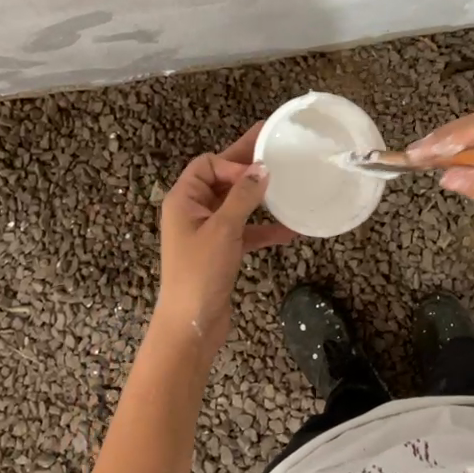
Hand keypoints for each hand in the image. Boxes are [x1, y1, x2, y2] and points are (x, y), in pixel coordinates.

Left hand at [153, 122, 296, 348]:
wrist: (191, 327)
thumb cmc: (200, 272)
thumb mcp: (223, 229)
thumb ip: (243, 196)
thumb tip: (262, 168)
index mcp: (183, 199)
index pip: (208, 165)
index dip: (232, 162)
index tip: (258, 172)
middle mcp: (193, 211)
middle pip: (223, 180)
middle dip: (248, 166)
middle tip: (276, 145)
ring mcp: (207, 232)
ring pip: (236, 204)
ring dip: (260, 198)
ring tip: (288, 184)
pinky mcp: (221, 251)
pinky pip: (245, 231)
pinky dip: (263, 228)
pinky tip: (290, 229)